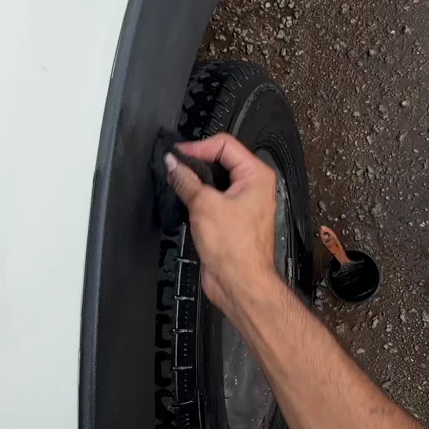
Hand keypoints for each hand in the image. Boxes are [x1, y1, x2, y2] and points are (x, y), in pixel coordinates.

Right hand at [164, 133, 285, 315]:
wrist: (240, 283)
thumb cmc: (237, 250)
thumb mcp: (204, 205)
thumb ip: (186, 180)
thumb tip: (173, 164)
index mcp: (256, 175)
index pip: (224, 145)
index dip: (198, 147)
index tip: (176, 155)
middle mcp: (252, 188)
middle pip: (219, 161)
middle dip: (195, 164)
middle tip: (173, 167)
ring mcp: (242, 205)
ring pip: (213, 182)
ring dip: (194, 183)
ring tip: (176, 184)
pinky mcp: (230, 221)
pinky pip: (211, 201)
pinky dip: (197, 200)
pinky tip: (183, 203)